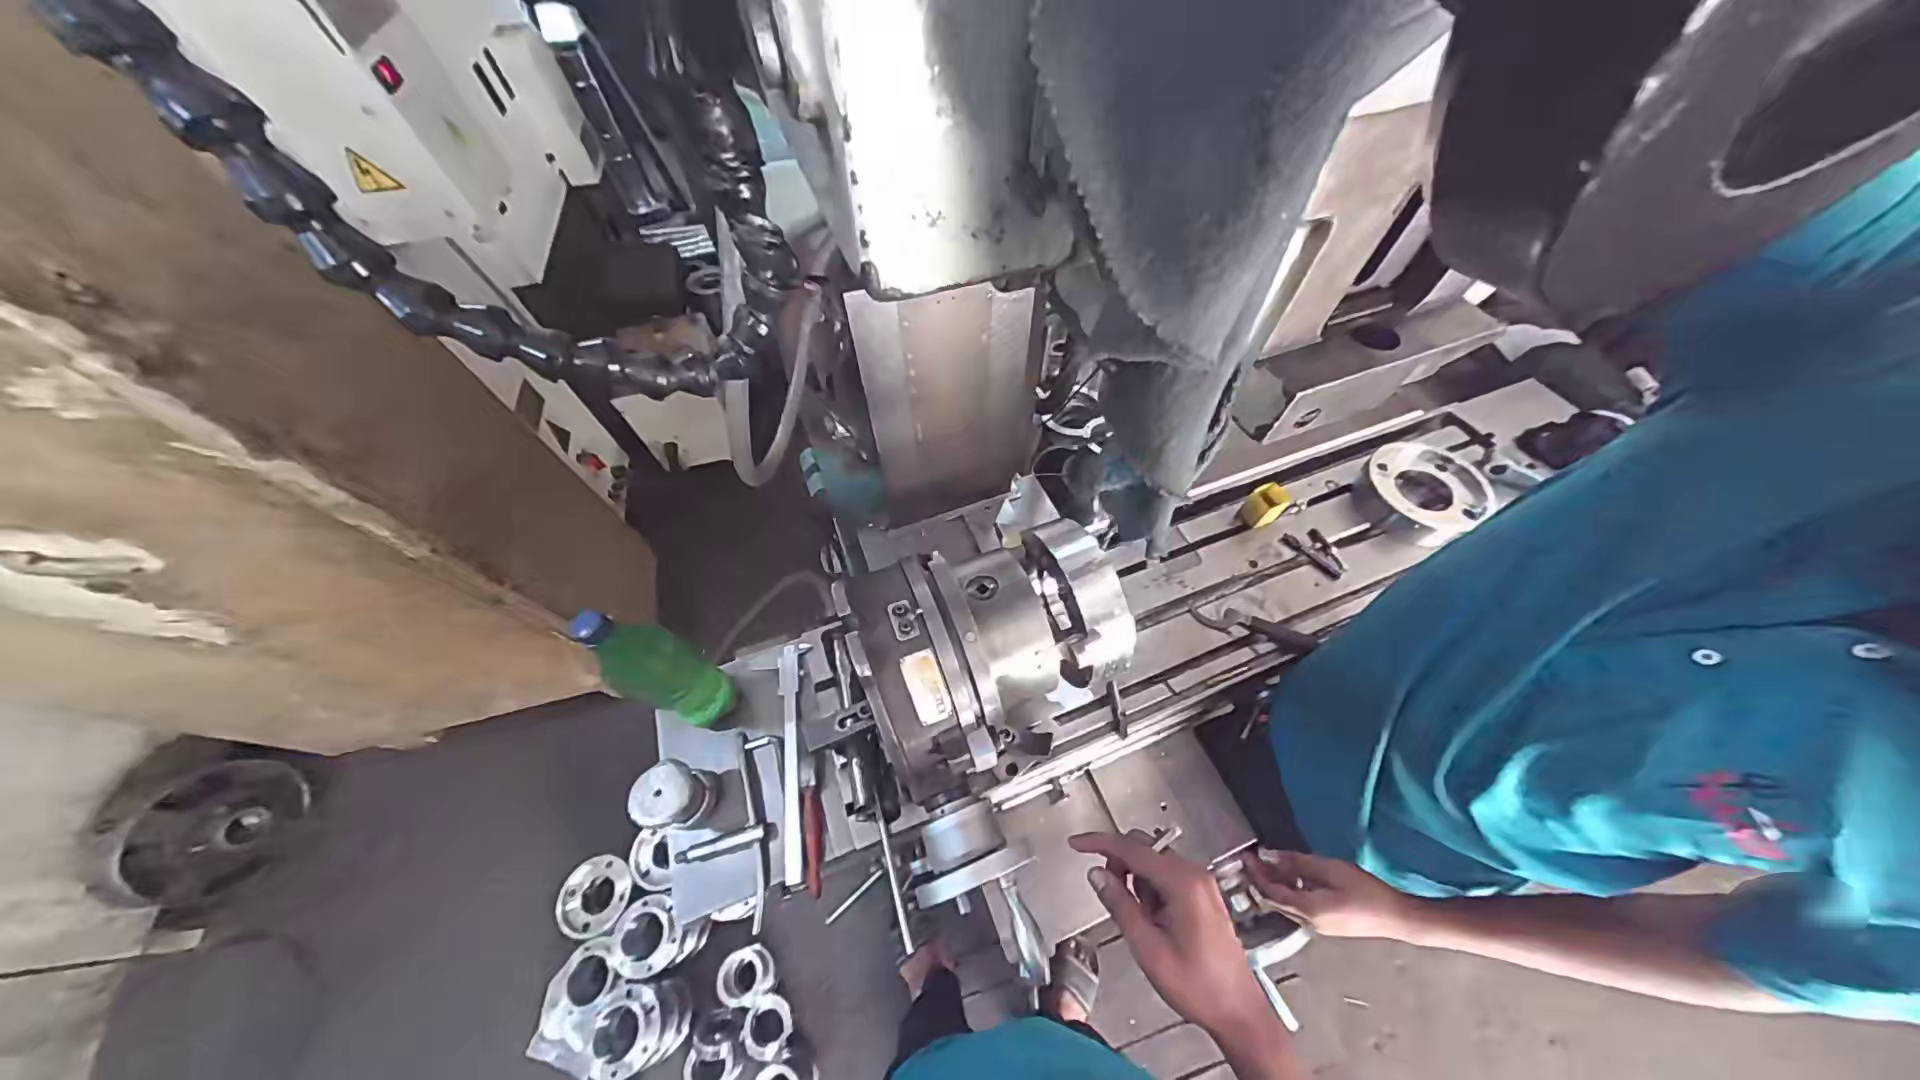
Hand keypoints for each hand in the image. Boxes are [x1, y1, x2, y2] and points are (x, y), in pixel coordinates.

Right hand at [1068, 831, 1273, 1040]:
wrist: (1239, 1012)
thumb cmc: (1198, 986)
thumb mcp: (1148, 948)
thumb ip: (1119, 905)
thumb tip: (1096, 873)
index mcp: (1182, 882)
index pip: (1131, 848)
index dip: (1099, 843)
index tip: (1076, 844)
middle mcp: (1194, 873)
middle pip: (1142, 848)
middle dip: (1120, 866)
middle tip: (1110, 896)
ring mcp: (1200, 882)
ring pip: (1152, 862)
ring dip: (1136, 882)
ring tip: (1142, 921)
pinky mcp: (1201, 893)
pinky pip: (1165, 876)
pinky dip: (1150, 890)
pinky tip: (1154, 921)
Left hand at [1244, 850, 1426, 940]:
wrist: (1399, 918)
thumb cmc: (1364, 891)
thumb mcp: (1329, 870)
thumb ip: (1297, 863)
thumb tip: (1268, 855)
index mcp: (1306, 911)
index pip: (1270, 892)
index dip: (1255, 873)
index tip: (1245, 855)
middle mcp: (1307, 923)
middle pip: (1275, 900)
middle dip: (1261, 879)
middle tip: (1254, 858)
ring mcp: (1318, 928)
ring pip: (1286, 905)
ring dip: (1275, 885)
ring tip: (1270, 863)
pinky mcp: (1328, 925)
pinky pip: (1299, 908)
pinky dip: (1290, 891)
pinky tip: (1294, 877)